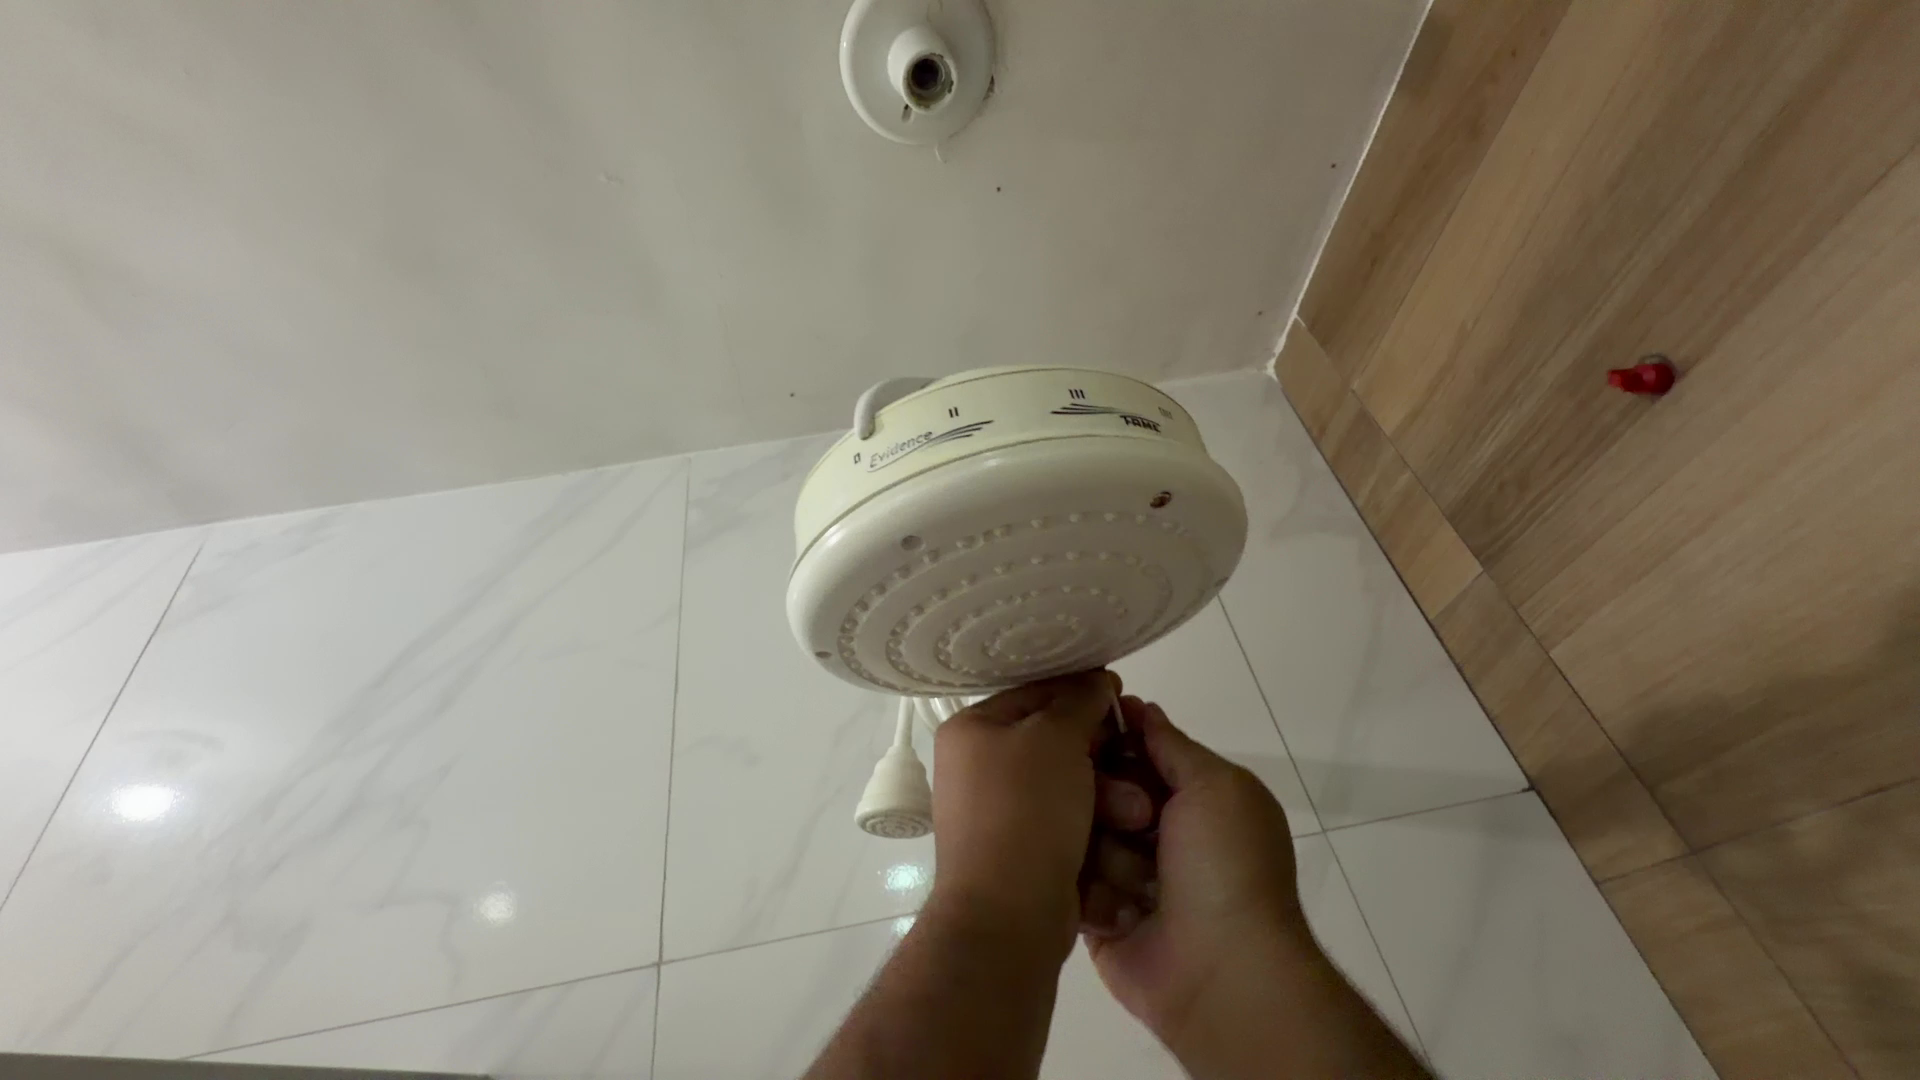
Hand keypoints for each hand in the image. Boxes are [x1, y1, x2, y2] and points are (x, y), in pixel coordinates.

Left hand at [928, 670, 1118, 957]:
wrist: (1007, 914)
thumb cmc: (1025, 810)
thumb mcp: (1056, 738)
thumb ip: (1079, 700)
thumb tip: (1096, 678)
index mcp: (971, 730)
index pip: (1033, 693)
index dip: (1079, 689)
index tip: (1120, 693)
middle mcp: (976, 768)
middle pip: (1052, 743)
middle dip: (1099, 754)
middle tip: (1133, 754)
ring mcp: (995, 813)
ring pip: (1064, 787)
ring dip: (1105, 795)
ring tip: (1136, 812)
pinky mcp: (1018, 852)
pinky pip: (1063, 824)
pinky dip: (1091, 826)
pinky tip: (1120, 834)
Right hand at [1081, 698, 1311, 1048]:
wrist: (1223, 971)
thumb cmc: (1226, 866)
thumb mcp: (1216, 787)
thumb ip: (1172, 744)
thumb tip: (1141, 708)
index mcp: (1187, 798)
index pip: (1134, 750)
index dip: (1113, 736)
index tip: (1087, 724)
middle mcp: (1152, 831)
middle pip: (1099, 786)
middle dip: (1109, 795)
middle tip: (1135, 819)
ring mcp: (1122, 873)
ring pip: (1080, 832)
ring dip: (1108, 852)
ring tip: (1139, 883)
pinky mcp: (1095, 911)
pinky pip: (1069, 879)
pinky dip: (1093, 890)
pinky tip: (1121, 909)